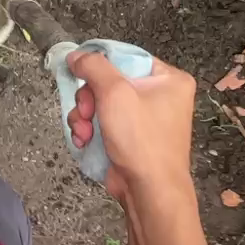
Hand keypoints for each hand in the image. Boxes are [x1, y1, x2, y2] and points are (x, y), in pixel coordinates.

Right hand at [65, 49, 196, 204]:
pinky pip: (101, 120)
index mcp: (168, 79)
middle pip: (107, 81)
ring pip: (98, 101)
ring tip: (85, 131)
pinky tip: (86, 139)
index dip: (98, 65)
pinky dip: (89, 129)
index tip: (79, 74)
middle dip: (88, 98)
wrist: (148, 189)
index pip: (125, 57)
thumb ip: (93, 67)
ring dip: (83, 115)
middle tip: (87, 111)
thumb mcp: (115, 93)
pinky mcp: (129, 134)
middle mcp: (159, 95)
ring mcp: (143, 116)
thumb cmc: (141, 139)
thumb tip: (75, 55)